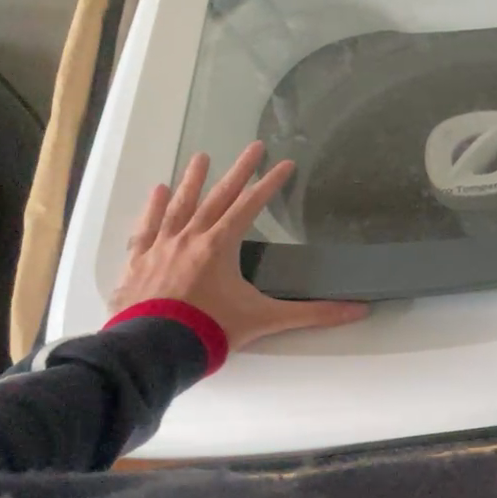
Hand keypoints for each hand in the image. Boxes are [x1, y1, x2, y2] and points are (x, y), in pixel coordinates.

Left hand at [110, 142, 367, 350]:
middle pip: (218, 197)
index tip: (286, 163)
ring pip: (180, 206)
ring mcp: (161, 248)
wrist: (152, 351)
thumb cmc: (211, 330)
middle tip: (254, 146)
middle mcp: (191, 238)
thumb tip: (359, 311)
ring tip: (201, 157)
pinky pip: (146, 228)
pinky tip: (157, 191)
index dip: (271, 183)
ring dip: (192, 180)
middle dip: (239, 171)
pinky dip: (151, 209)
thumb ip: (312, 314)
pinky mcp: (137, 263)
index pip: (250, 206)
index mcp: (221, 246)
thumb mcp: (265, 320)